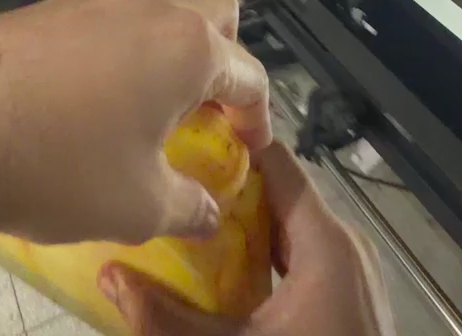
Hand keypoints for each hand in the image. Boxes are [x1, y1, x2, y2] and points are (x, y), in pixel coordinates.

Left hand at [0, 0, 270, 245]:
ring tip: (150, 92)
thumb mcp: (139, 206)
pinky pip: (111, 11)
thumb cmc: (64, 163)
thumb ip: (189, 207)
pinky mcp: (55, 0)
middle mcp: (154, 5)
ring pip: (161, 0)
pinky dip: (122, 38)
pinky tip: (91, 85)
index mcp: (190, 46)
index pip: (250, 74)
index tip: (248, 147)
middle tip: (205, 105)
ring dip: (172, 38)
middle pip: (215, 11)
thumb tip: (208, 213)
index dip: (257, 115)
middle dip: (224, 54)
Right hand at [100, 143, 394, 335]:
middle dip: (225, 187)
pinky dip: (264, 250)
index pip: (278, 160)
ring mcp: (351, 270)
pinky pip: (301, 252)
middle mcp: (345, 242)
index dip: (229, 146)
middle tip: (174, 183)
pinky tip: (224, 265)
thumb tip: (110, 277)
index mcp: (328, 241)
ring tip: (189, 217)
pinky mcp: (349, 296)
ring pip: (289, 222)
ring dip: (242, 221)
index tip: (182, 143)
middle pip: (279, 190)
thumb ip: (170, 318)